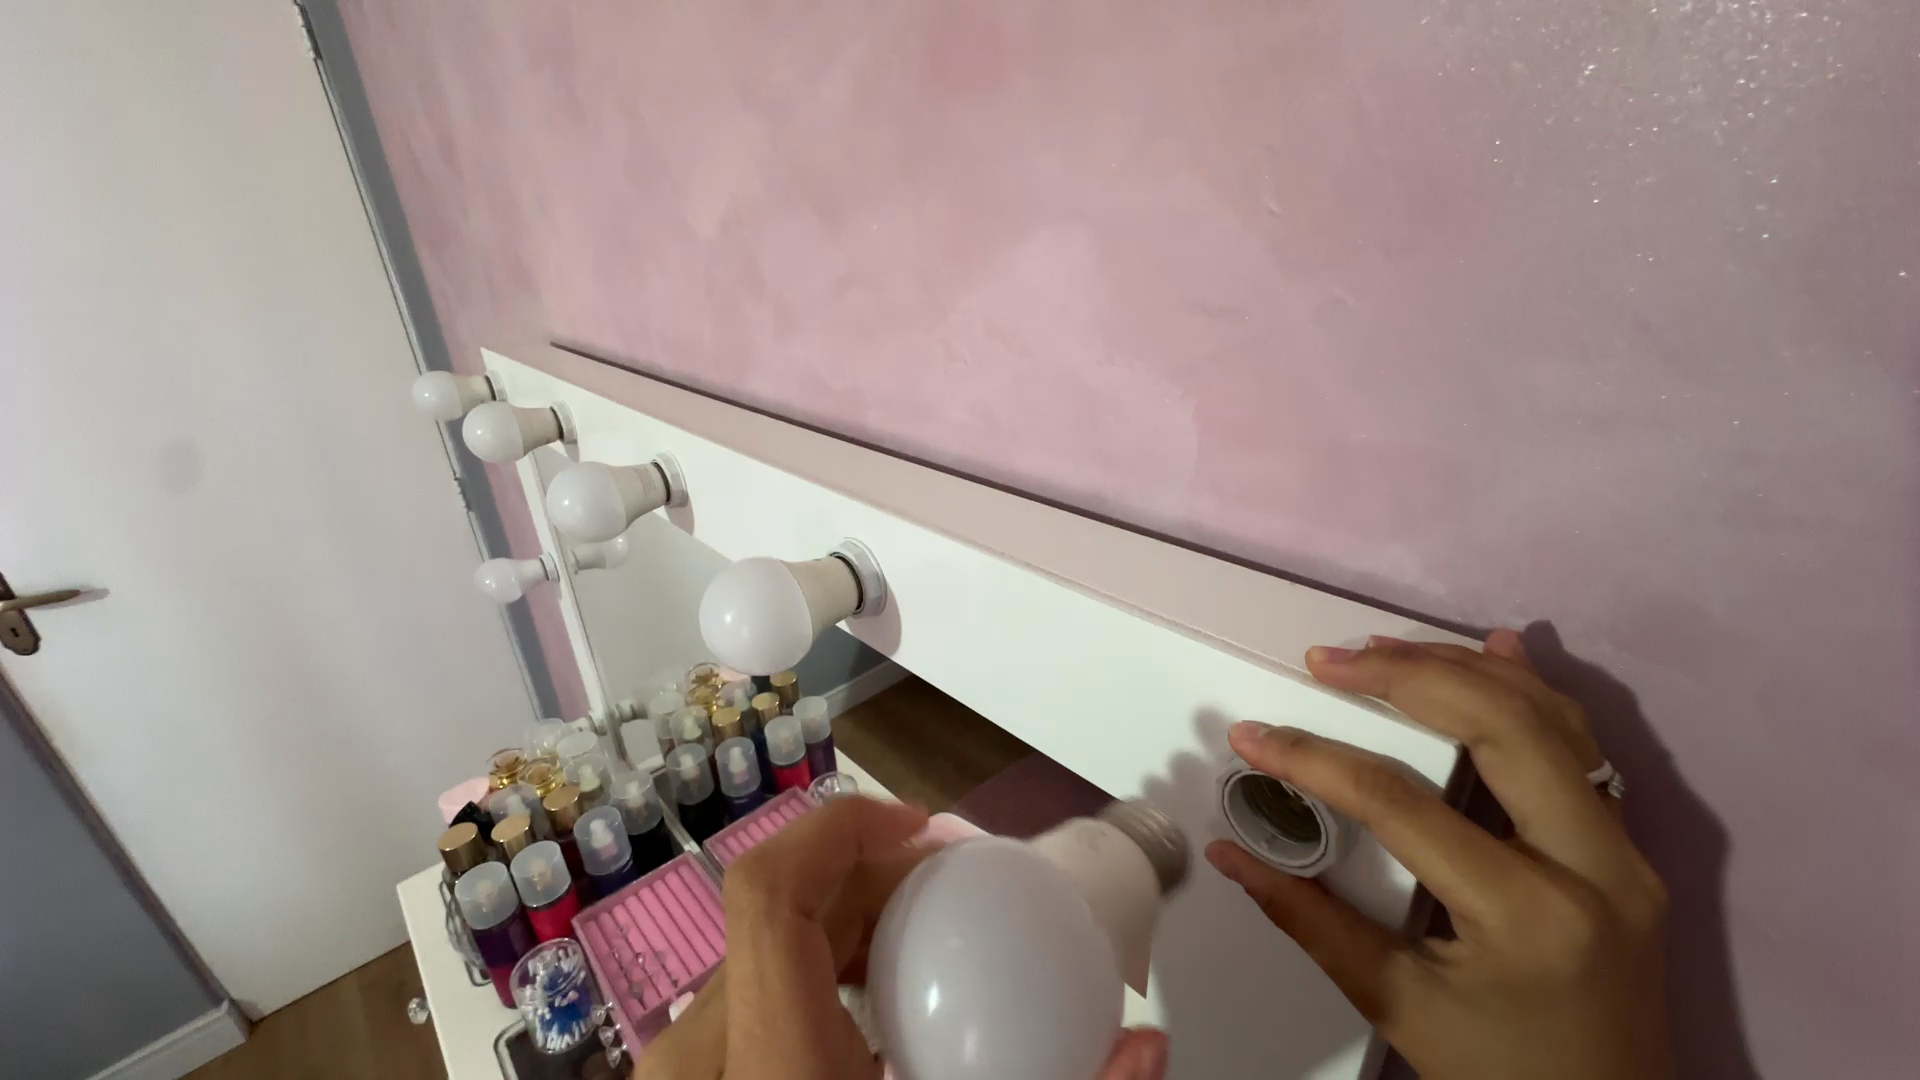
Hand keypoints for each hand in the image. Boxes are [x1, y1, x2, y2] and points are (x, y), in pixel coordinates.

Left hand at [637, 796, 1169, 1079]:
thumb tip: (1150, 1044)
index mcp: (768, 1066)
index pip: (772, 893)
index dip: (840, 830)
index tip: (923, 831)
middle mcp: (701, 1051)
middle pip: (787, 903)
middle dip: (876, 872)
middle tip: (956, 885)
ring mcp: (689, 1061)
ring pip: (771, 937)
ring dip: (853, 912)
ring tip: (925, 928)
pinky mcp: (698, 1069)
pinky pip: (759, 976)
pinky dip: (827, 956)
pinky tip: (881, 987)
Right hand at [1205, 630, 1671, 1079]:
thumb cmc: (1502, 1072)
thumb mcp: (1395, 1003)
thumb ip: (1307, 918)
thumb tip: (1229, 853)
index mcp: (1528, 913)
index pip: (1400, 802)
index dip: (1314, 759)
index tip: (1253, 736)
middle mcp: (1595, 864)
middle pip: (1498, 726)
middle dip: (1401, 677)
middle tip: (1327, 661)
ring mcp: (1624, 849)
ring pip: (1548, 717)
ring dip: (1459, 668)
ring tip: (1379, 647)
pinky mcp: (1626, 845)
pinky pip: (1580, 742)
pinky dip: (1528, 687)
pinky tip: (1495, 648)